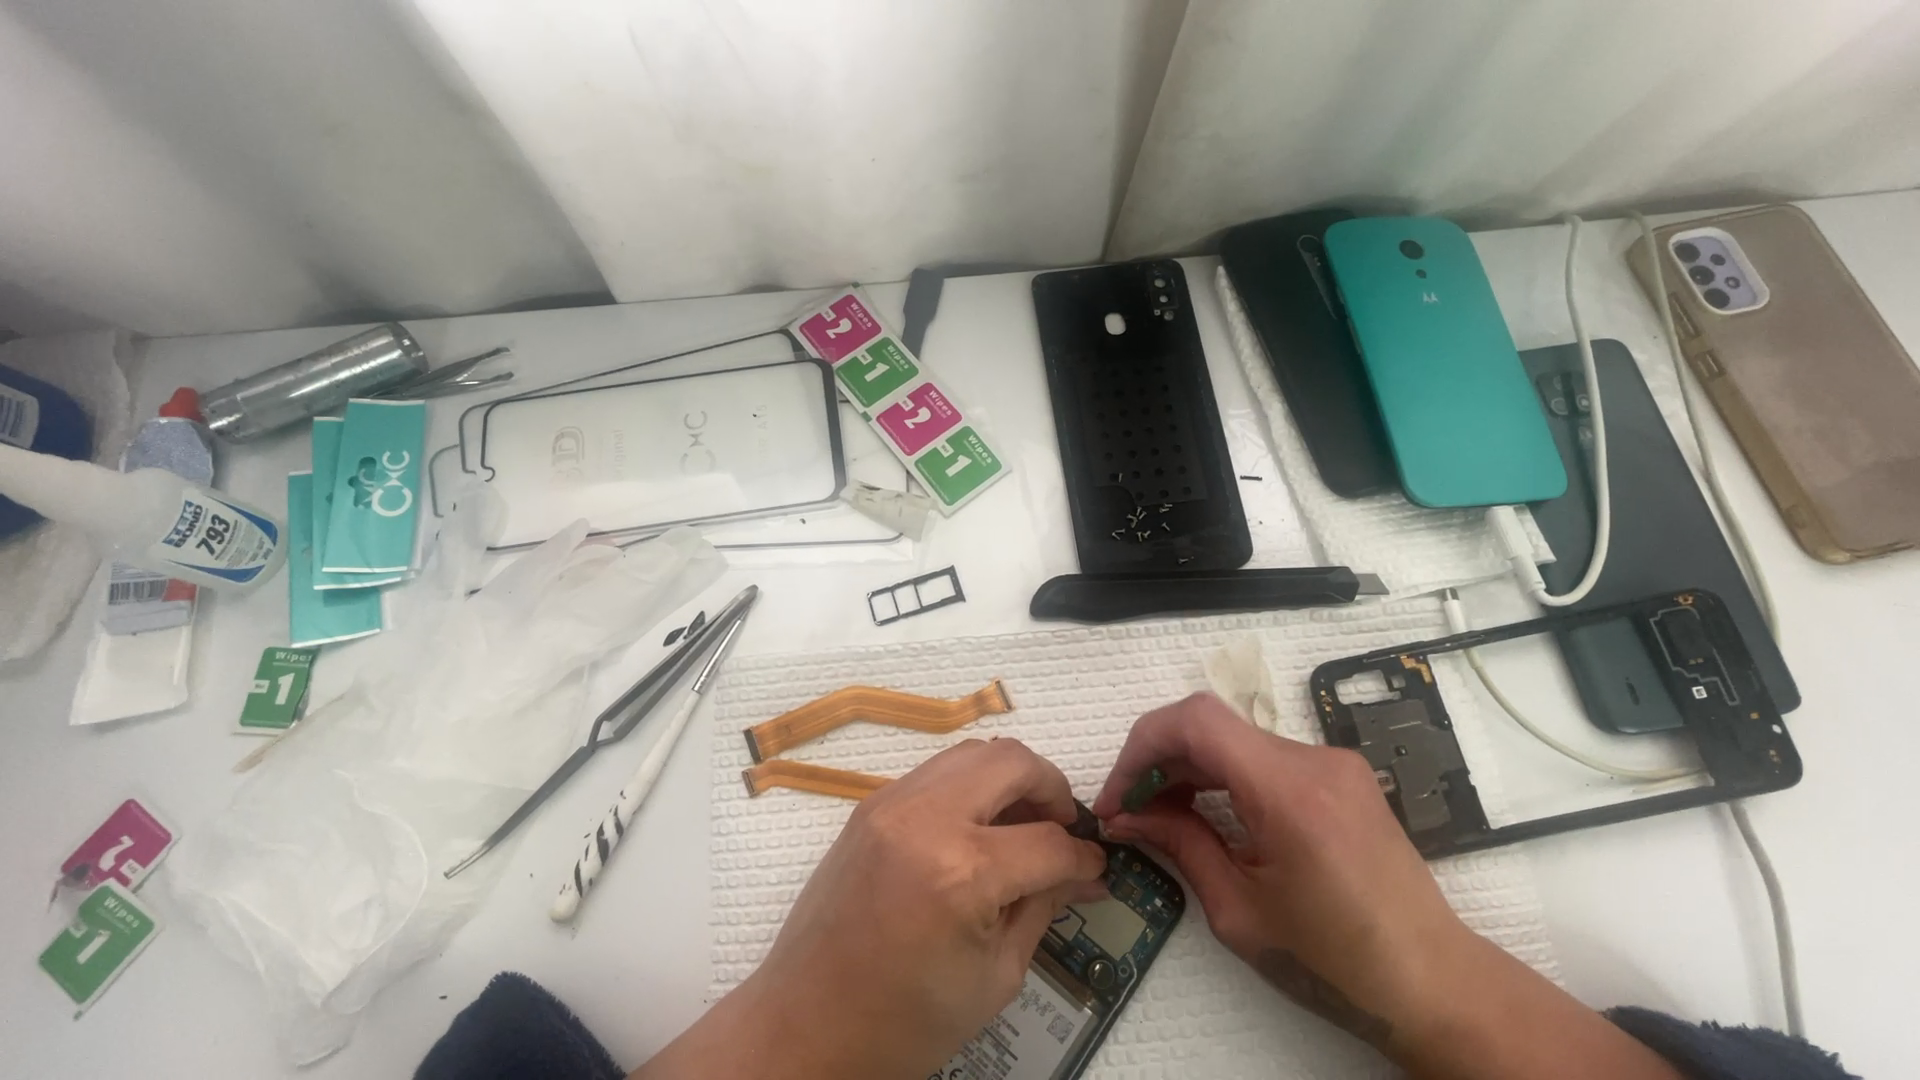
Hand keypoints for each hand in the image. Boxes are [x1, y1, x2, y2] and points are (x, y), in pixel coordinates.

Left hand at [640, 738, 1105, 1079]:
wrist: (804, 1024)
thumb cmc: (904, 1021)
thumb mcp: (994, 977)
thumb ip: (1042, 907)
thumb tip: (1086, 872)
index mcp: (961, 873)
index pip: (1048, 842)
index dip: (1084, 857)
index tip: (1095, 868)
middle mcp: (925, 818)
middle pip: (1013, 761)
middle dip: (1053, 789)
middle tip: (1062, 829)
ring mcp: (891, 803)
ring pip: (974, 752)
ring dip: (1011, 777)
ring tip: (1022, 823)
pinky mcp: (870, 805)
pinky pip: (937, 770)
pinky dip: (971, 784)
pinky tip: (979, 826)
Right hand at [1092, 693, 1464, 1046]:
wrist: (1435, 982)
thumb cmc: (1335, 962)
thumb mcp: (1239, 911)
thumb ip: (1180, 845)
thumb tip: (1126, 817)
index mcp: (1291, 793)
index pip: (1197, 722)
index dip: (1143, 747)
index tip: (1119, 797)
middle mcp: (1314, 760)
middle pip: (1210, 724)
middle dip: (1157, 760)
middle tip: (1128, 811)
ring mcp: (1332, 763)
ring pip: (1234, 737)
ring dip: (1186, 766)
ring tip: (1157, 814)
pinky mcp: (1338, 775)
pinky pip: (1262, 756)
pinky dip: (1221, 774)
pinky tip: (1201, 810)